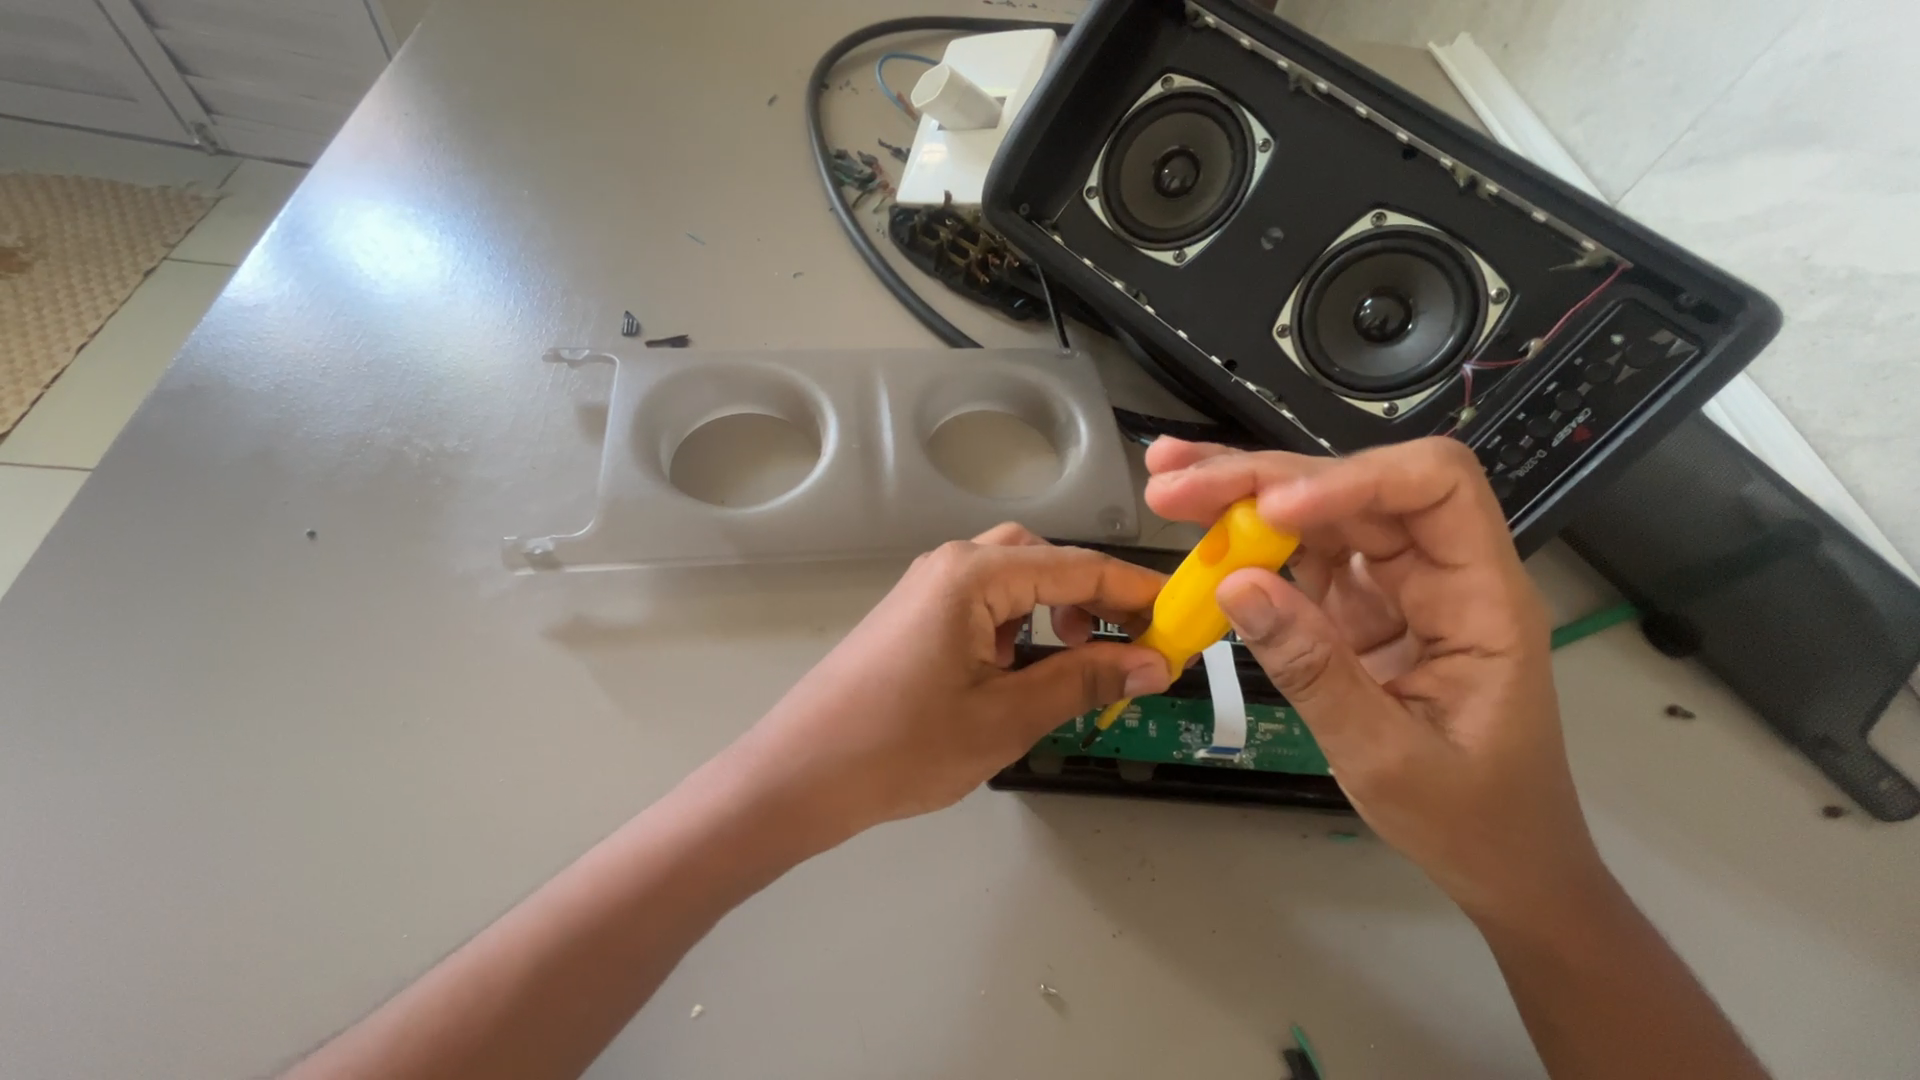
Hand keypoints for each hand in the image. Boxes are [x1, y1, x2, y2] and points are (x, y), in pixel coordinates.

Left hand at [718, 524, 1173, 844]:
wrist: (799, 776)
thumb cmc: (903, 747)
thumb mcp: (1006, 717)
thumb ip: (1084, 680)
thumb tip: (1154, 661)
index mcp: (975, 575)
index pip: (1077, 566)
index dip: (1135, 590)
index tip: (1182, 619)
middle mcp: (950, 565)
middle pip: (1043, 558)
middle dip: (1091, 593)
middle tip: (1126, 641)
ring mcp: (926, 589)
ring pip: (1011, 579)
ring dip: (1053, 608)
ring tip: (1077, 658)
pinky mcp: (913, 618)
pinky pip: (982, 604)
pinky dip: (1017, 625)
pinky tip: (1021, 669)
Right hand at [1146, 437, 1605, 920]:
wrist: (1500, 860)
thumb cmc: (1471, 819)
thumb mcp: (1387, 757)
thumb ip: (1314, 670)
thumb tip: (1236, 586)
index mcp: (1481, 597)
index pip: (1432, 489)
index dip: (1351, 481)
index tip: (1269, 510)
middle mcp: (1436, 571)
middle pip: (1354, 488)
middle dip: (1262, 478)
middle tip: (1172, 483)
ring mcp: (1391, 586)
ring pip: (1317, 511)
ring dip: (1241, 493)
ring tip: (1168, 483)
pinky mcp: (1353, 606)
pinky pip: (1297, 556)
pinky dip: (1244, 541)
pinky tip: (1196, 527)